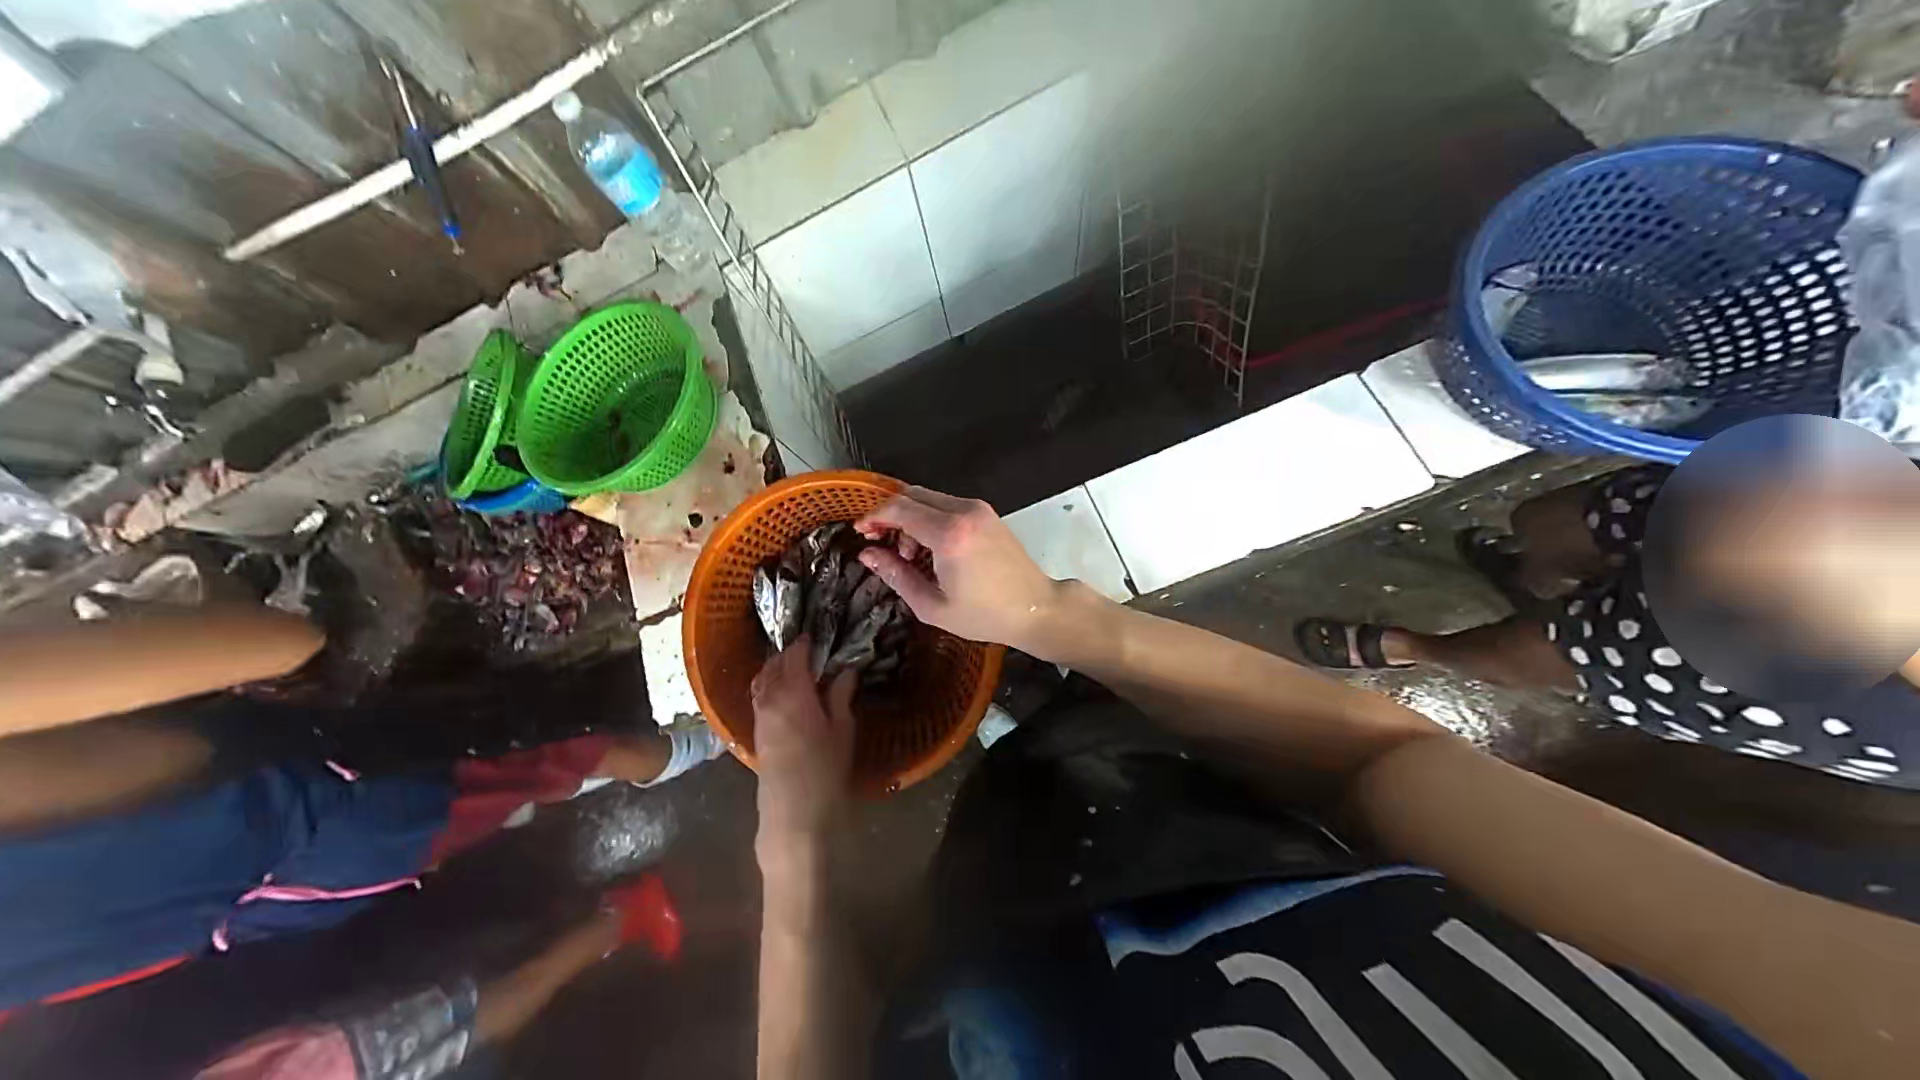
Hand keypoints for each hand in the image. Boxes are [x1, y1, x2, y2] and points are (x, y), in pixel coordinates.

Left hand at [751, 638, 856, 848]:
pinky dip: (770, 686)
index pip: (794, 656)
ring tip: (795, 667)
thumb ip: (841, 697)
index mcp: (793, 693)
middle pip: (773, 666)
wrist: (794, 816)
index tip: (815, 636)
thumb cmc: (825, 772)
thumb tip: (846, 671)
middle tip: (807, 649)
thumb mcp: (843, 731)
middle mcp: (770, 699)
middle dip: (787, 653)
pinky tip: (786, 693)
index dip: (803, 644)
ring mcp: (759, 717)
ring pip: (762, 681)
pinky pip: (760, 697)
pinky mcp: (756, 733)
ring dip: (775, 669)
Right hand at [854, 486, 1060, 652]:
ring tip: (909, 554)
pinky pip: (946, 505)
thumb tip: (868, 555)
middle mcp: (964, 512)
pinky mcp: (986, 513)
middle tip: (879, 540)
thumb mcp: (932, 605)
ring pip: (929, 497)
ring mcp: (978, 509)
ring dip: (910, 517)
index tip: (861, 532)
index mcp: (949, 535)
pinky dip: (929, 518)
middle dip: (889, 514)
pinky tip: (930, 547)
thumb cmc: (984, 615)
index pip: (899, 509)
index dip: (874, 517)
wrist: (1035, 608)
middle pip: (912, 495)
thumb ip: (896, 575)